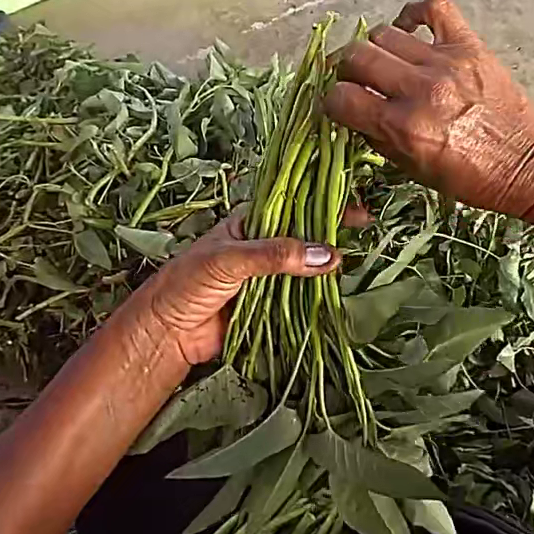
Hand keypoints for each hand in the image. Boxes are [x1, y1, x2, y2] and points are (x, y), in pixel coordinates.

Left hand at [95, 210, 339, 385]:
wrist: (168, 332)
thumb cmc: (188, 283)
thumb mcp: (229, 259)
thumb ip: (275, 254)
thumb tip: (326, 254)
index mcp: (251, 221)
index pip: (293, 204)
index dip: (323, 201)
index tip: (354, 206)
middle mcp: (263, 243)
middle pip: (305, 233)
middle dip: (333, 231)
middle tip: (365, 230)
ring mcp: (269, 273)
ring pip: (306, 264)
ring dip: (328, 264)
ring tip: (359, 258)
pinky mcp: (272, 301)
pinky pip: (301, 293)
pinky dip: (318, 291)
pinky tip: (337, 288)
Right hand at [324, 0, 533, 219]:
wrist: (531, 166)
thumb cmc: (474, 180)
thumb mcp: (417, 173)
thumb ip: (381, 141)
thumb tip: (354, 115)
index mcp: (404, 129)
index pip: (341, 99)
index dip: (331, 102)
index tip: (338, 106)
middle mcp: (420, 91)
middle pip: (356, 57)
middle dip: (345, 71)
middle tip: (355, 81)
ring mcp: (446, 63)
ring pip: (384, 33)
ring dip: (376, 49)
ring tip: (386, 63)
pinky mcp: (470, 45)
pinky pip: (433, 6)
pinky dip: (415, 13)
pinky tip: (411, 31)